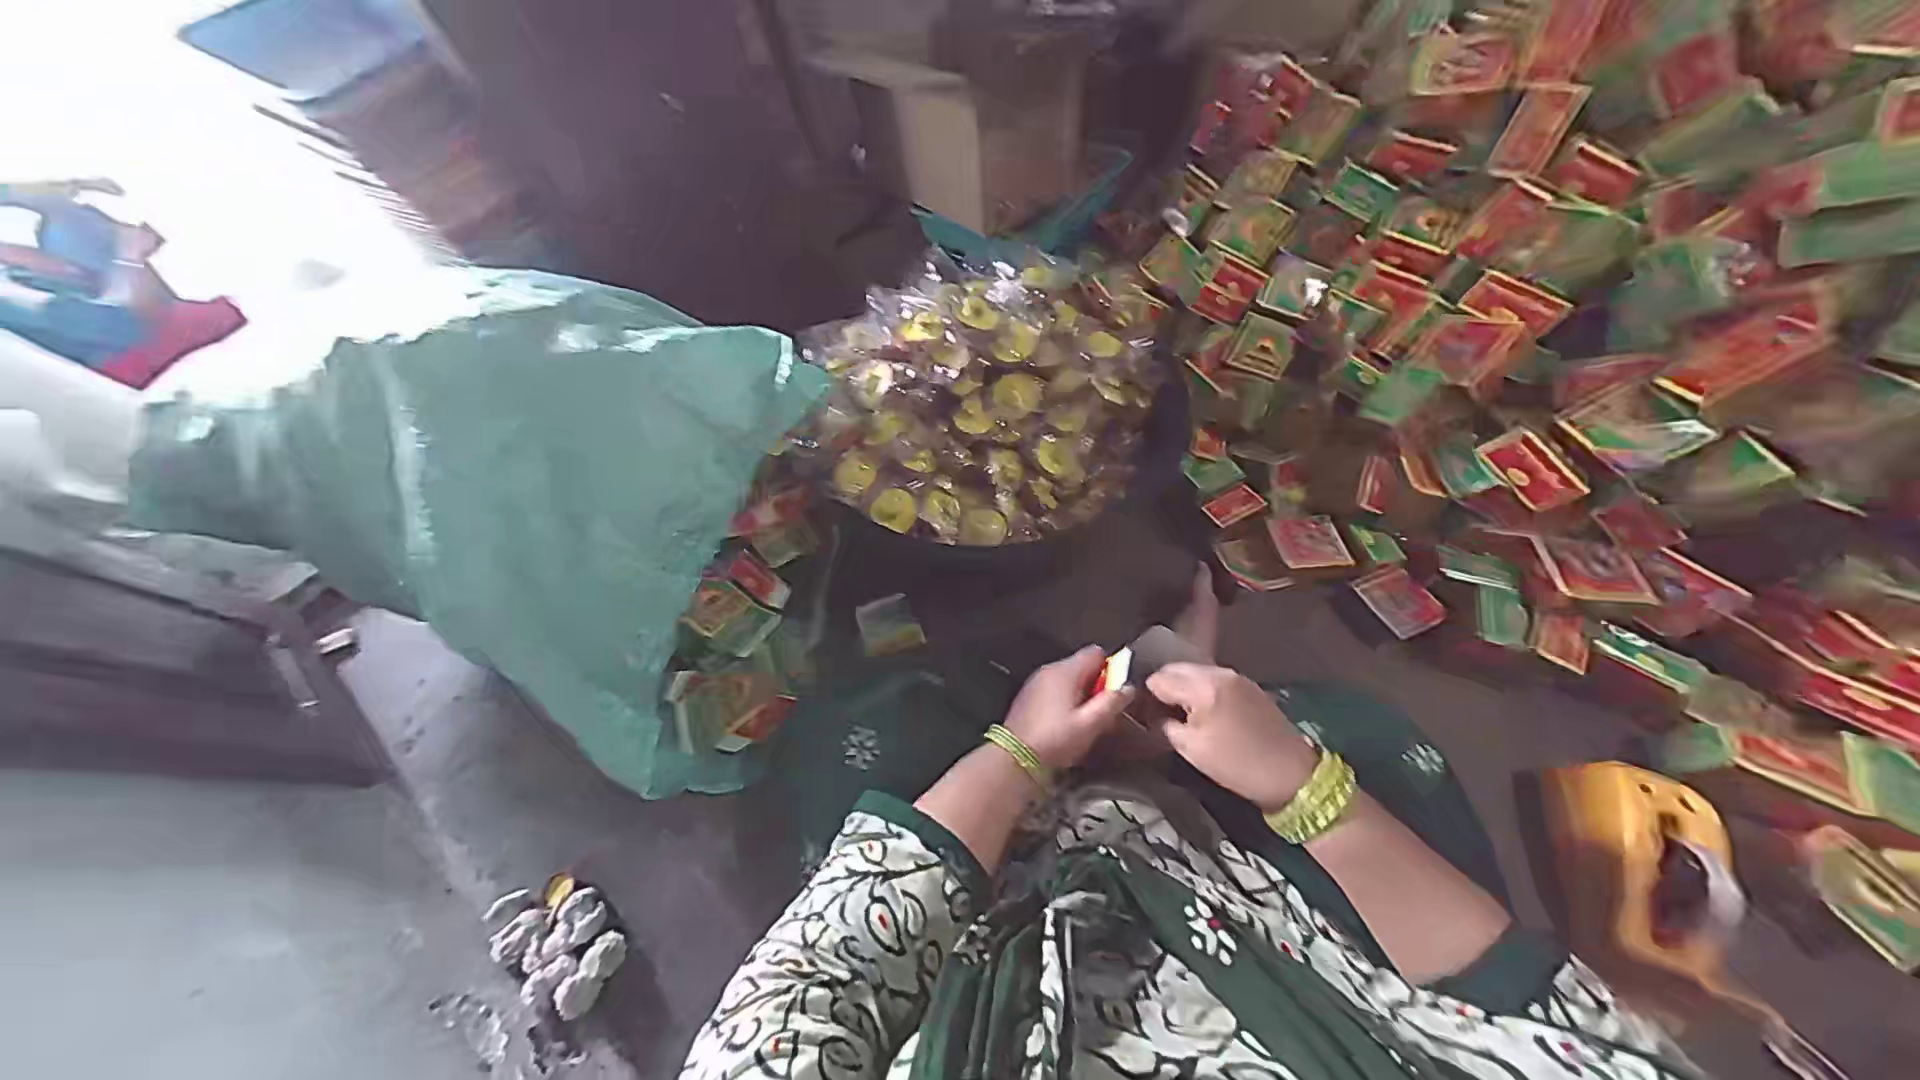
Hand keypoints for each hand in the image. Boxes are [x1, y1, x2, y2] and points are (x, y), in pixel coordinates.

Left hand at [1003, 646, 1135, 769]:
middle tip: (1100, 712)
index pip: (1095, 652)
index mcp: (1065, 671)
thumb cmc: (1055, 740)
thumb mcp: (1089, 724)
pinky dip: (1065, 698)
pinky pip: (1055, 687)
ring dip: (1081, 693)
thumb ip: (1111, 703)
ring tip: (1083, 720)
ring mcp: (1036, 680)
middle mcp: (1049, 669)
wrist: (1016, 757)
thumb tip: (1128, 687)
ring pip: (1069, 677)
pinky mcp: (1029, 694)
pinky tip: (1065, 722)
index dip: (1110, 669)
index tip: (1113, 693)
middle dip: (1096, 684)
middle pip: (1082, 665)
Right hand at [1145, 663, 1317, 812]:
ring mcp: (1235, 676)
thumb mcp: (1191, 749)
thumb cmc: (1238, 765)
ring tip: (1179, 713)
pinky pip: (1212, 678)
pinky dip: (1200, 689)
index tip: (1142, 713)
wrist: (1293, 775)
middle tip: (1157, 712)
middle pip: (1175, 668)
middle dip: (1163, 686)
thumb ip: (1164, 724)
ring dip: (1181, 687)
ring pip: (1193, 671)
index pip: (1158, 678)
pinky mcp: (1247, 685)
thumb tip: (1151, 712)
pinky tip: (1201, 711)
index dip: (1145, 695)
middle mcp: (1218, 672)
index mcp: (1202, 687)